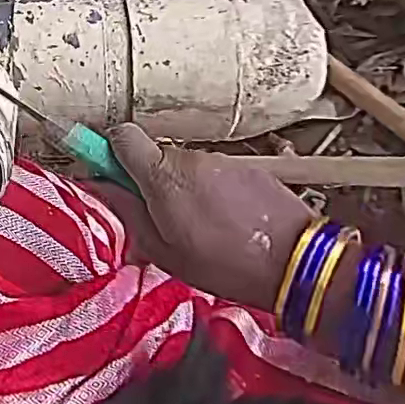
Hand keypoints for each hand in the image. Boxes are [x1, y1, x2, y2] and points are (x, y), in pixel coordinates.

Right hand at [107, 124, 316, 311]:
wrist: (304, 267)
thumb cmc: (224, 264)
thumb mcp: (160, 249)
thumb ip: (125, 213)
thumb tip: (100, 189)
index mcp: (161, 175)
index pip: (121, 136)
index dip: (111, 150)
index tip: (111, 172)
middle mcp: (190, 158)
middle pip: (155, 157)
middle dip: (152, 181)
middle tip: (162, 216)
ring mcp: (224, 161)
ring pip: (187, 168)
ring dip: (185, 188)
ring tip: (203, 225)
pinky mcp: (252, 169)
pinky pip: (217, 175)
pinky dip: (215, 192)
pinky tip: (230, 222)